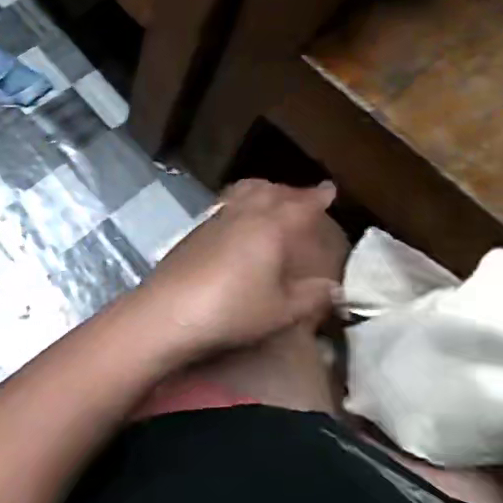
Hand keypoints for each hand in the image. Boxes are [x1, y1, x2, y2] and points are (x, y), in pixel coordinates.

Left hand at [133, 180, 347, 360]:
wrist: (167, 312)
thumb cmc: (232, 310)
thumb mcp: (280, 311)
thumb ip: (310, 297)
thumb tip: (334, 288)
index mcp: (271, 226)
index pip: (301, 204)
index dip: (318, 197)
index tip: (330, 190)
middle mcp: (244, 213)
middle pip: (271, 191)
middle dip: (291, 192)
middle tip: (304, 197)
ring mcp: (216, 219)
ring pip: (245, 192)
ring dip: (264, 191)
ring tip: (272, 199)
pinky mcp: (195, 231)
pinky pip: (227, 204)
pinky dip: (242, 203)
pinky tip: (239, 222)